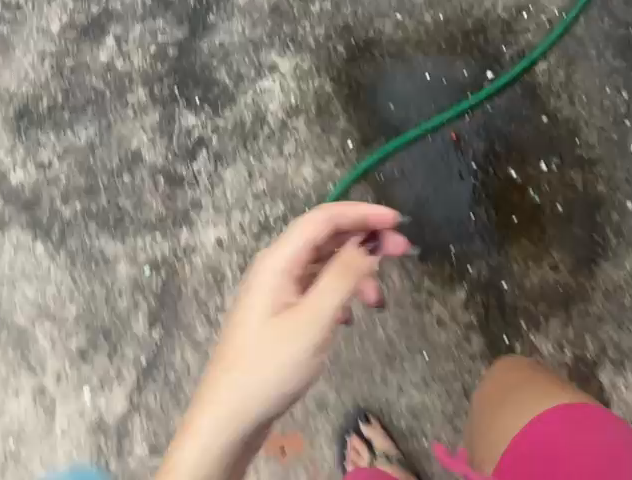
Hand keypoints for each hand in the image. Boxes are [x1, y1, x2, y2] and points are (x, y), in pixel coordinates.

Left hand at [185, 202, 413, 435]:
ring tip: (379, 302)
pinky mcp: (280, 311)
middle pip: (326, 237)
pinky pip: (317, 287)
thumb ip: (343, 277)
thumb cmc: (270, 368)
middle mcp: (277, 265)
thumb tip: (370, 241)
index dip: (362, 213)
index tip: (397, 222)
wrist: (228, 418)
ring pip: (324, 263)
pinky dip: (341, 293)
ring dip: (355, 273)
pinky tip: (351, 317)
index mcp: (279, 259)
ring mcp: (277, 289)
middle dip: (365, 240)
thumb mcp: (313, 322)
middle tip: (403, 252)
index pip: (325, 218)